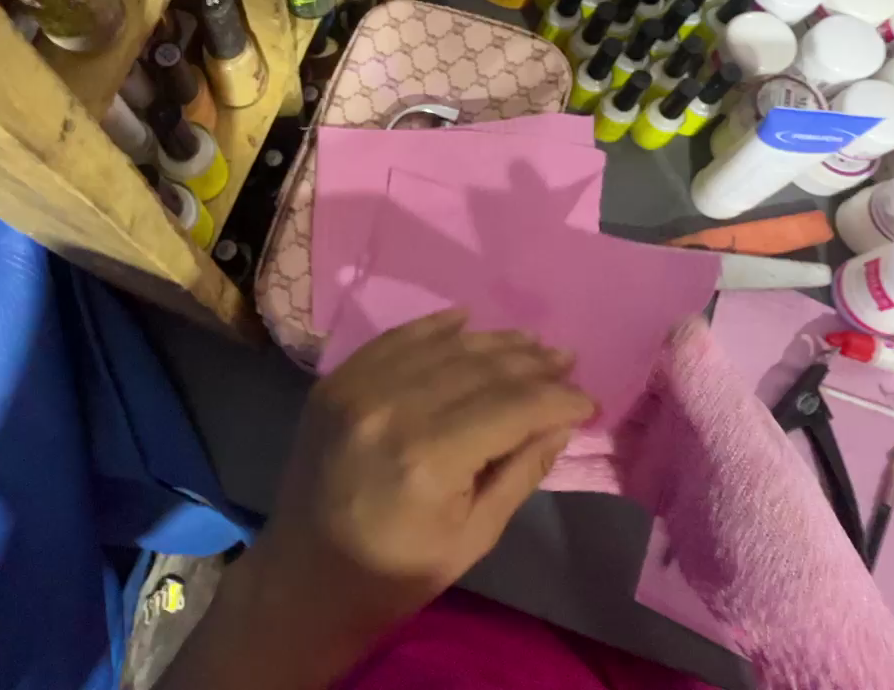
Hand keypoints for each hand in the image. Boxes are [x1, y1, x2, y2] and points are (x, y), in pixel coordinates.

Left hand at [253, 309, 593, 631]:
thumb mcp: (473, 537)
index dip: (557, 399)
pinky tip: (466, 319)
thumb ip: (520, 470)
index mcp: (429, 460)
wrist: (305, 574)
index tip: (588, 400)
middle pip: (478, 369)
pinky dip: (433, 327)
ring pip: (441, 347)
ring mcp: (357, 388)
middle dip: (531, 364)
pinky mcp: (336, 380)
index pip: (511, 408)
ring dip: (491, 341)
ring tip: (530, 342)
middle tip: (566, 360)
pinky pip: (394, 339)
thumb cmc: (397, 572)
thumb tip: (562, 421)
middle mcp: (392, 410)